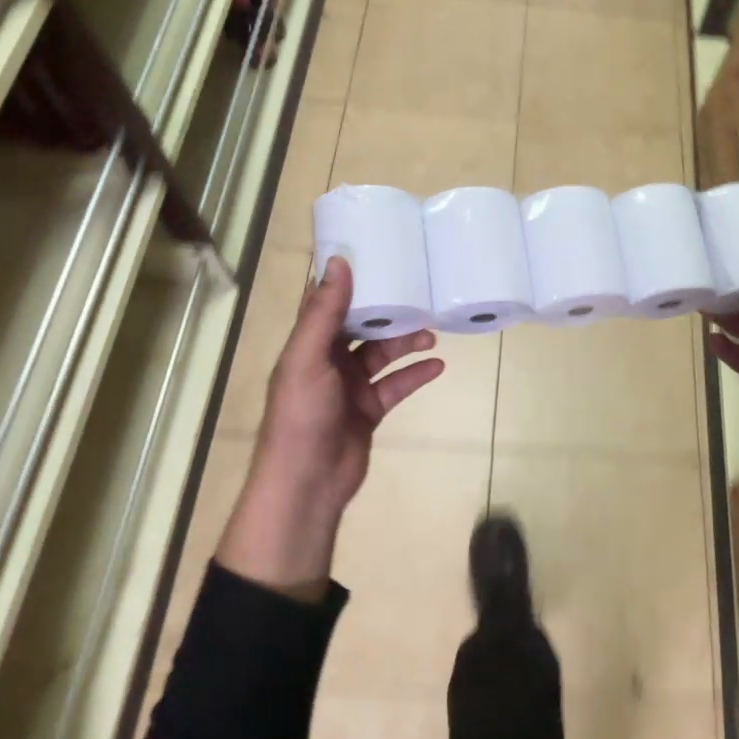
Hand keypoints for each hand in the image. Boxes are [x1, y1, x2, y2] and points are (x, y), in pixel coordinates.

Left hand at [216, 257, 444, 596]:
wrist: (307, 482)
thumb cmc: (301, 416)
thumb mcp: (308, 359)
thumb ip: (324, 313)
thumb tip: (339, 261)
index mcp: (306, 345)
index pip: (327, 303)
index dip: (349, 280)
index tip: (378, 256)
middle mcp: (326, 361)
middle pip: (361, 327)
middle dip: (388, 313)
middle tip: (419, 296)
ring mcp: (349, 387)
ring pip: (382, 355)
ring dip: (405, 343)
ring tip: (433, 333)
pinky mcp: (369, 410)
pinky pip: (395, 386)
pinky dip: (415, 375)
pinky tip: (438, 365)